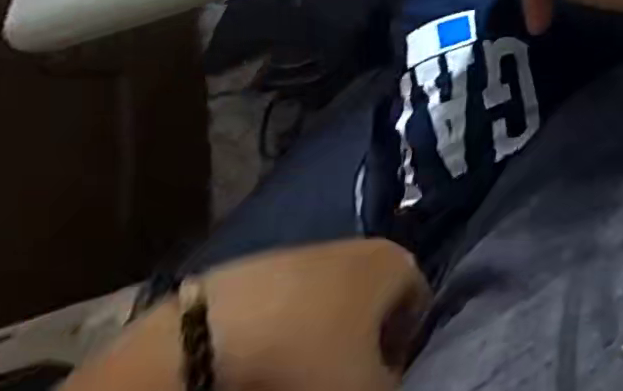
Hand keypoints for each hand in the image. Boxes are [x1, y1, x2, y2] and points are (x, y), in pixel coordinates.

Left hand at [64, 240, 431, 390]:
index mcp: (397, 262)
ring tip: (292, 379)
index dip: (403, 353)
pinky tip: (259, 366)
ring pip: (331, 304)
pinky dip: (283, 335)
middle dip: (361, 345)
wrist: (202, 341)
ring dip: (321, 341)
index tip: (378, 383)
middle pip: (375, 304)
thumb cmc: (304, 361)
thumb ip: (396, 386)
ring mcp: (309, 252)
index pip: (420, 308)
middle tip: (336, 382)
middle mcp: (363, 245)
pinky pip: (288, 307)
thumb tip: (390, 381)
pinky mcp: (261, 267)